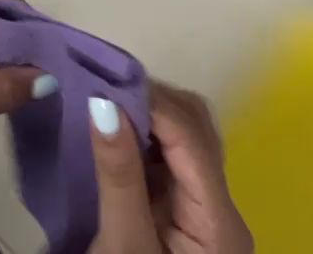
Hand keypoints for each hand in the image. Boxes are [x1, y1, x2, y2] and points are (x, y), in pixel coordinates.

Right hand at [88, 82, 251, 253]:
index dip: (147, 98)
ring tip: (95, 98)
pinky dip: (137, 131)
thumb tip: (103, 102)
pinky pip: (165, 155)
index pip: (189, 135)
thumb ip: (118, 175)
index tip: (95, 75)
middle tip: (93, 83)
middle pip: (195, 127)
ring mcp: (200, 208)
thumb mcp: (123, 246)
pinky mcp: (177, 211)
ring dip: (142, 110)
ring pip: (182, 135)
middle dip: (148, 97)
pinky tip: (105, 127)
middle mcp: (219, 206)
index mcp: (219, 220)